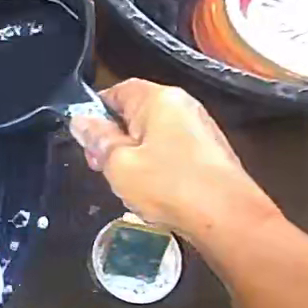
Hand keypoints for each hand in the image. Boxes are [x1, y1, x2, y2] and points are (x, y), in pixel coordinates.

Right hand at [68, 79, 282, 243]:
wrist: (227, 218)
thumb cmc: (170, 186)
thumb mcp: (118, 163)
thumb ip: (96, 138)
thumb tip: (80, 121)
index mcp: (160, 99)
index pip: (116, 90)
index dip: (94, 113)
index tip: (84, 140)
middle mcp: (182, 106)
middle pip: (133, 113)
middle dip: (112, 138)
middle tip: (101, 167)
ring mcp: (198, 129)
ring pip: (149, 135)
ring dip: (130, 156)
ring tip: (125, 183)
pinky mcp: (206, 153)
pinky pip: (167, 151)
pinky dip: (152, 167)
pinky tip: (149, 190)